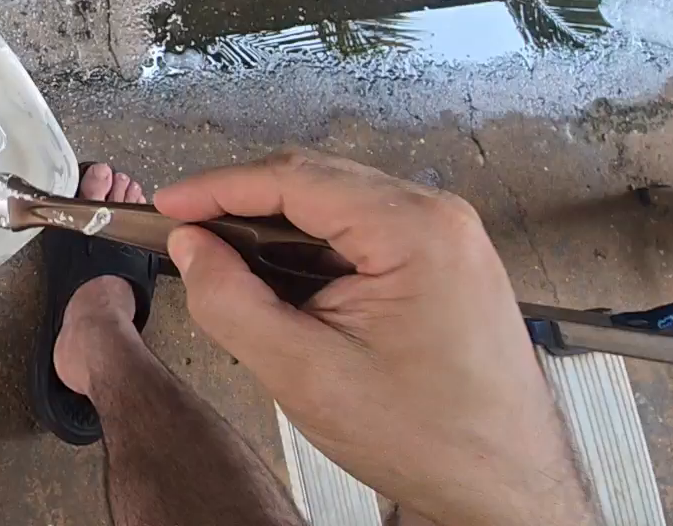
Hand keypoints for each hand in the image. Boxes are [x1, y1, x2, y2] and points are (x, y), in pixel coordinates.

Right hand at [156, 148, 593, 525]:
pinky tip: (272, 271)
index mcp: (414, 228)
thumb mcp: (302, 372)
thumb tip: (186, 243)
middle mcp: (434, 212)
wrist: (510, 500)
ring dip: (266, 221)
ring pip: (324, 198)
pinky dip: (298, 240)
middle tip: (183, 232)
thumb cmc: (420, 439)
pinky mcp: (436, 254)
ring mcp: (440, 232)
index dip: (215, 187)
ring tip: (219, 253)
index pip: (290, 178)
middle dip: (237, 202)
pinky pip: (348, 223)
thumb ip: (228, 300)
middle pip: (307, 179)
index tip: (162, 206)